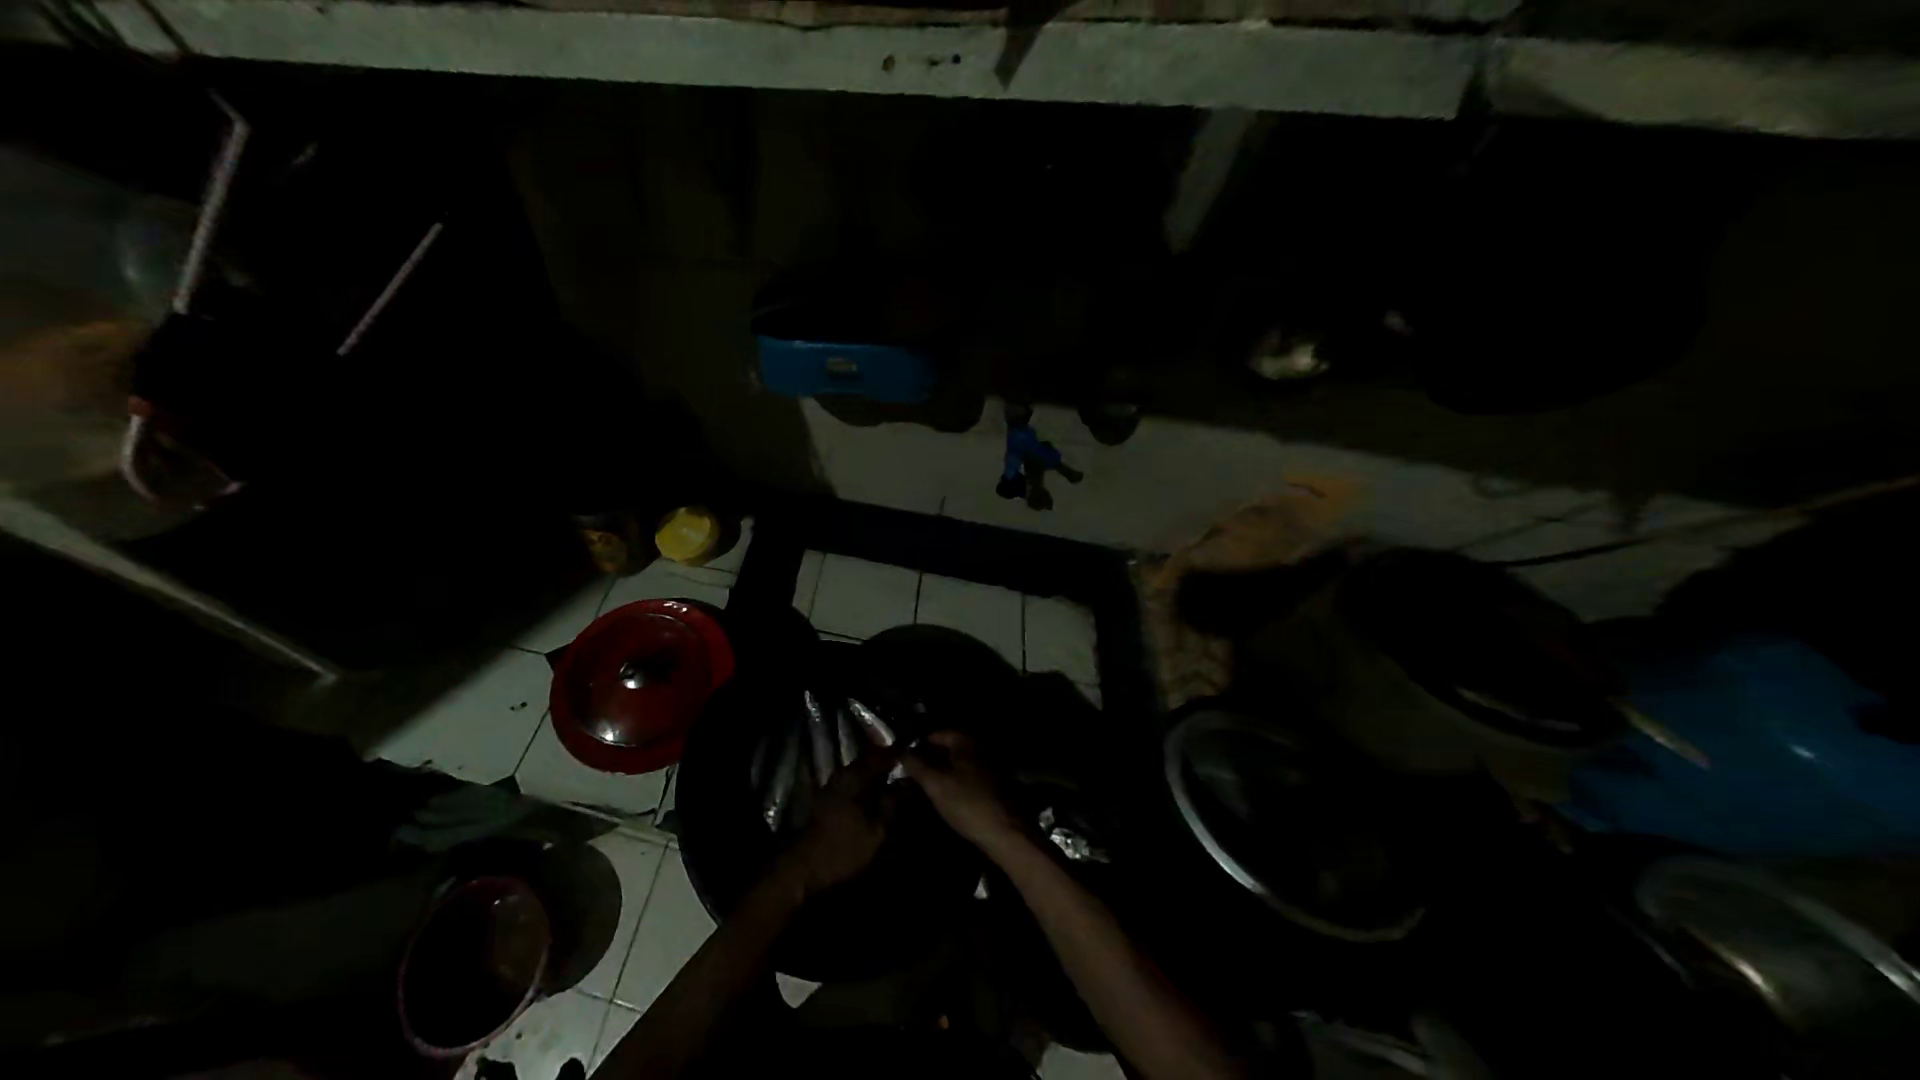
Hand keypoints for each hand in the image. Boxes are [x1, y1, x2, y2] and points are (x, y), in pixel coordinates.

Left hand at [778, 750, 896, 898]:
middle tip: (907, 766)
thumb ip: (892, 801)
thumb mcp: (876, 829)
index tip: (915, 752)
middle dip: (887, 761)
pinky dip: (866, 783)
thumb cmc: (844, 848)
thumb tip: (907, 781)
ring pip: (860, 771)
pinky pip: (852, 781)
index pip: (881, 755)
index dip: (898, 752)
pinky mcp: (827, 798)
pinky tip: (876, 793)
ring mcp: (832, 786)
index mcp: (854, 777)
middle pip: (868, 760)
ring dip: (876, 772)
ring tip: (894, 780)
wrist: (804, 868)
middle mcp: (842, 775)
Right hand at [903, 732, 1023, 852]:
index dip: (918, 745)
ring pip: (959, 765)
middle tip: (911, 776)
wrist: (1007, 832)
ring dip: (943, 773)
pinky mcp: (996, 786)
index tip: (903, 759)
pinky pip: (970, 778)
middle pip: (949, 749)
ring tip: (925, 789)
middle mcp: (981, 748)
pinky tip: (947, 799)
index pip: (936, 734)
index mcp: (966, 741)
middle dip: (930, 760)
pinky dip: (956, 783)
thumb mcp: (935, 783)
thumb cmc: (967, 803)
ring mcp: (991, 767)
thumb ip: (915, 764)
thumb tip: (900, 750)